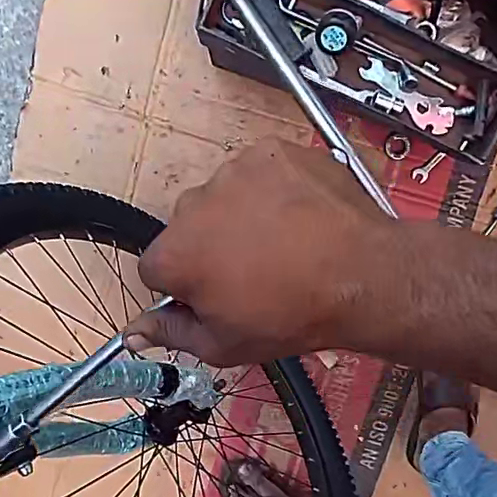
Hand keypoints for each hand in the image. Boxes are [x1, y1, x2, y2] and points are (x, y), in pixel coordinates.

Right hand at [126, 139, 424, 365]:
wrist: (363, 275)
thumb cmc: (293, 314)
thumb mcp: (224, 344)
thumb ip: (170, 333)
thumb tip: (132, 332)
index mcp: (174, 255)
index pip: (155, 269)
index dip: (184, 286)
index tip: (214, 294)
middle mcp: (191, 206)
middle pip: (185, 229)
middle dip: (208, 248)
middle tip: (252, 271)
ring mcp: (231, 173)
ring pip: (218, 199)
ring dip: (236, 217)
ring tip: (279, 242)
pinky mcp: (267, 152)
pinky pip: (253, 173)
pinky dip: (267, 190)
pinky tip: (293, 216)